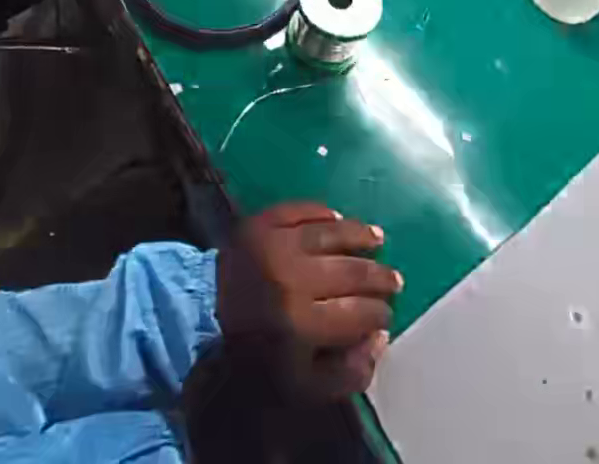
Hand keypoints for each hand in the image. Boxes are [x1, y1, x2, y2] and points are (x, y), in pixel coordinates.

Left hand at [216, 202, 402, 400]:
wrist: (204, 313)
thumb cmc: (257, 353)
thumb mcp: (305, 386)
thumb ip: (350, 372)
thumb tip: (380, 337)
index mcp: (302, 322)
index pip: (359, 312)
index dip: (380, 313)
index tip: (386, 313)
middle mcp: (291, 278)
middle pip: (350, 272)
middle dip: (379, 276)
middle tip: (393, 278)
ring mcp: (274, 244)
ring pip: (329, 234)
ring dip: (359, 234)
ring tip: (377, 238)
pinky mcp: (259, 223)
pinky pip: (297, 210)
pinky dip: (320, 212)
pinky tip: (337, 217)